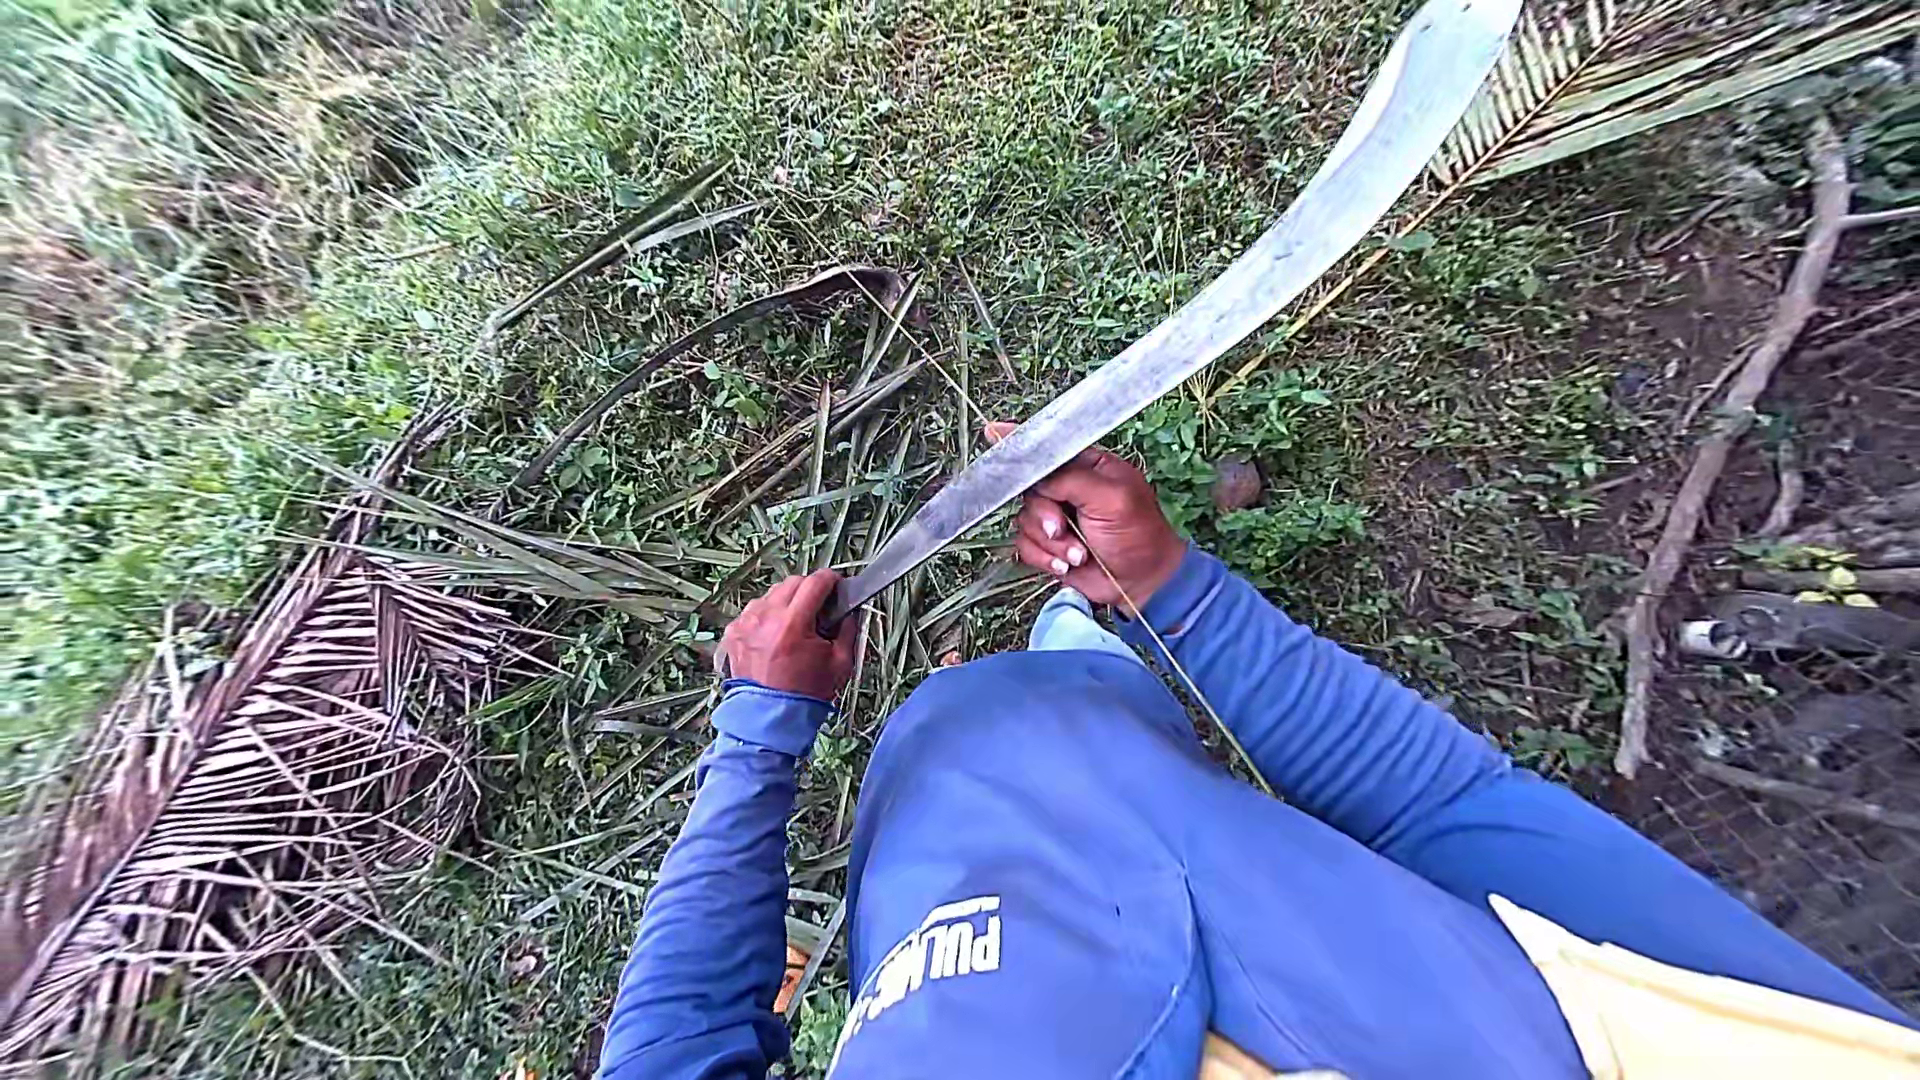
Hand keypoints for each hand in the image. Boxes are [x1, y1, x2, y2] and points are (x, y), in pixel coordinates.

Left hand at [720, 569, 860, 701]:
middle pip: (793, 582)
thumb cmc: (806, 692)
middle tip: (820, 607)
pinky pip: (754, 610)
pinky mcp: (733, 632)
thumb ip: (848, 629)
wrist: (770, 718)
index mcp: (793, 623)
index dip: (831, 580)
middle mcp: (765, 618)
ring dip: (788, 601)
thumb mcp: (840, 661)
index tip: (837, 584)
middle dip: (810, 589)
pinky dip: (768, 615)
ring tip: (796, 623)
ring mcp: (746, 623)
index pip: (815, 582)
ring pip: (772, 594)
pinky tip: (776, 633)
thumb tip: (850, 609)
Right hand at [985, 422, 1185, 608]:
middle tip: (1063, 529)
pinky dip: (1044, 558)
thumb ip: (1071, 479)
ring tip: (1078, 554)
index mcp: (1086, 467)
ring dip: (1050, 543)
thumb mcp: (1112, 498)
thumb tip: (1035, 477)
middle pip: (1028, 490)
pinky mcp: (1048, 545)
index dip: (1020, 444)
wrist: (1141, 583)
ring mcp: (1055, 517)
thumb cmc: (1138, 535)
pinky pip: (1025, 545)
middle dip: (1044, 515)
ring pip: (1024, 520)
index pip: (1048, 449)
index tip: (993, 433)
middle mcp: (1066, 489)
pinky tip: (1066, 565)